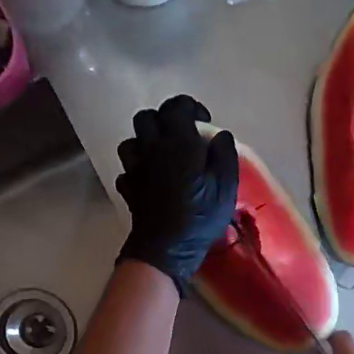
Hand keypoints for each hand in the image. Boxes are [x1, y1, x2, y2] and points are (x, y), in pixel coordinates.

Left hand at [115, 95, 238, 294]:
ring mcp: (135, 168)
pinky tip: (148, 179)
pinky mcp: (128, 187)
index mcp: (178, 142)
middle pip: (146, 118)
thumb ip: (224, 155)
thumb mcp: (226, 186)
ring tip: (160, 155)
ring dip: (144, 143)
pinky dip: (137, 170)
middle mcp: (152, 148)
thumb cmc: (201, 215)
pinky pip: (127, 170)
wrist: (166, 247)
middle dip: (162, 120)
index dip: (190, 107)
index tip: (202, 121)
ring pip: (131, 141)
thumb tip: (220, 135)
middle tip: (179, 135)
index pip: (177, 106)